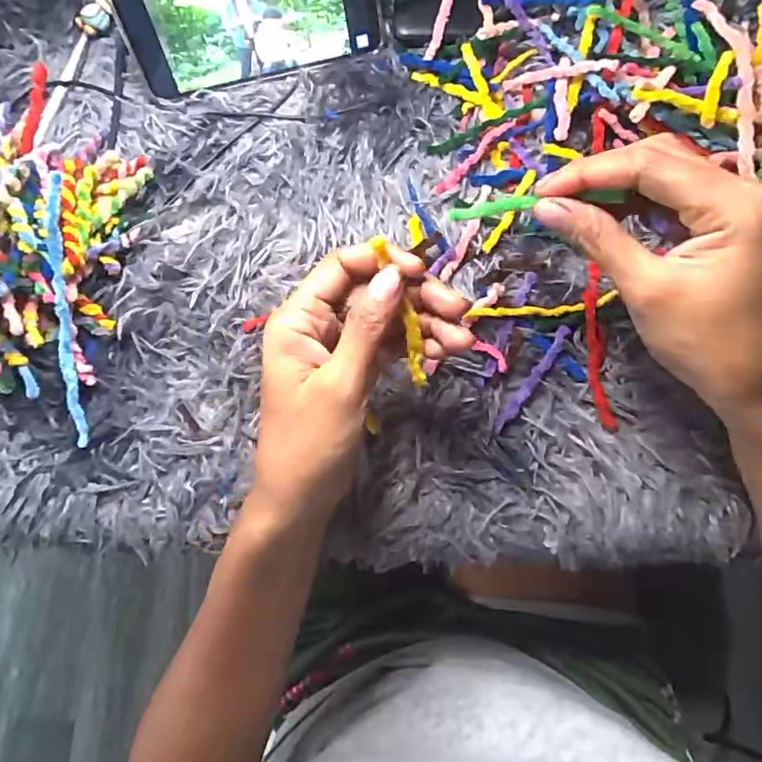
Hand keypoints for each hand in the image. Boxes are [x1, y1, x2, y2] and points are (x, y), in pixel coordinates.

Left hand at [254, 243, 473, 523]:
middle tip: (459, 309)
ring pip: (388, 316)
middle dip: (416, 296)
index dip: (382, 262)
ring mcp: (340, 345)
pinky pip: (390, 342)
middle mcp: (318, 324)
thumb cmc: (309, 442)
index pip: (340, 268)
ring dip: (426, 323)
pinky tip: (445, 350)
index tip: (422, 271)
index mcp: (298, 319)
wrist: (301, 500)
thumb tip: (393, 275)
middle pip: (372, 290)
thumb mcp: (341, 382)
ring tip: (462, 340)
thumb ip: (366, 326)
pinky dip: (416, 344)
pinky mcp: (358, 365)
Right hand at [530, 136, 761, 415]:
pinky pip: (677, 193)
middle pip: (660, 158)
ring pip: (667, 170)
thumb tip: (546, 206)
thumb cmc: (705, 344)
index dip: (590, 173)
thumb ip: (597, 236)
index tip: (542, 191)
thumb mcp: (645, 288)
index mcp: (736, 204)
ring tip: (573, 202)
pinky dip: (639, 199)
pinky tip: (608, 211)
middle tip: (553, 196)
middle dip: (602, 173)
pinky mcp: (732, 218)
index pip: (650, 165)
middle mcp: (746, 190)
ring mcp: (742, 203)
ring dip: (618, 183)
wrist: (756, 389)